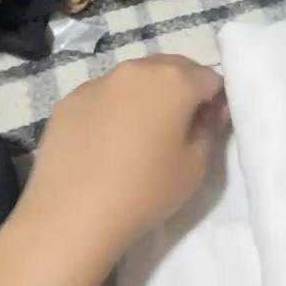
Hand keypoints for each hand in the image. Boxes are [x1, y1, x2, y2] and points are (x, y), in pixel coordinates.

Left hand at [0, 55, 226, 285]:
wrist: (71, 216)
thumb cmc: (145, 191)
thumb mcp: (196, 166)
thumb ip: (209, 129)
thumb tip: (206, 112)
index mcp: (175, 81)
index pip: (210, 78)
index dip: (216, 101)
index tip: (211, 126)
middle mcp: (137, 70)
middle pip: (173, 68)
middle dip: (184, 89)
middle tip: (181, 127)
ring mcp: (98, 82)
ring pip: (136, 79)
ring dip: (149, 95)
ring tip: (142, 134)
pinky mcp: (69, 100)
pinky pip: (105, 95)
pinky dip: (115, 107)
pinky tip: (109, 142)